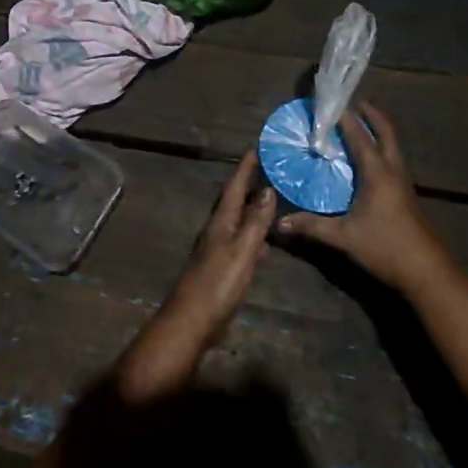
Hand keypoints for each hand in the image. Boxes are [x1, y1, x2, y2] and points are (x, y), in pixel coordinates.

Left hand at [116, 152, 273, 401]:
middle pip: (235, 199)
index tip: (258, 146)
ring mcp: (218, 248)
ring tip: (275, 196)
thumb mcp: (241, 251)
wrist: (192, 322)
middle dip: (251, 182)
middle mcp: (217, 229)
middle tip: (273, 167)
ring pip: (239, 219)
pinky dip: (255, 232)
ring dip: (254, 206)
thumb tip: (267, 189)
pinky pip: (242, 239)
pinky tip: (267, 239)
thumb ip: (254, 222)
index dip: (245, 167)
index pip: (234, 186)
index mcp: (220, 221)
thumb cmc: (217, 284)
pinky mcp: (222, 266)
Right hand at [277, 102, 445, 286]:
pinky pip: (392, 162)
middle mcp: (393, 173)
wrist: (427, 274)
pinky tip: (366, 161)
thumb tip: (279, 222)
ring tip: (358, 125)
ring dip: (378, 132)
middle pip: (386, 134)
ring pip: (392, 147)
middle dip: (372, 116)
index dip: (345, 119)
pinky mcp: (406, 196)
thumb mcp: (343, 238)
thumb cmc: (386, 248)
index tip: (331, 103)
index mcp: (378, 175)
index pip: (360, 138)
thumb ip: (310, 226)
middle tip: (354, 103)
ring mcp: (403, 184)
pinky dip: (380, 150)